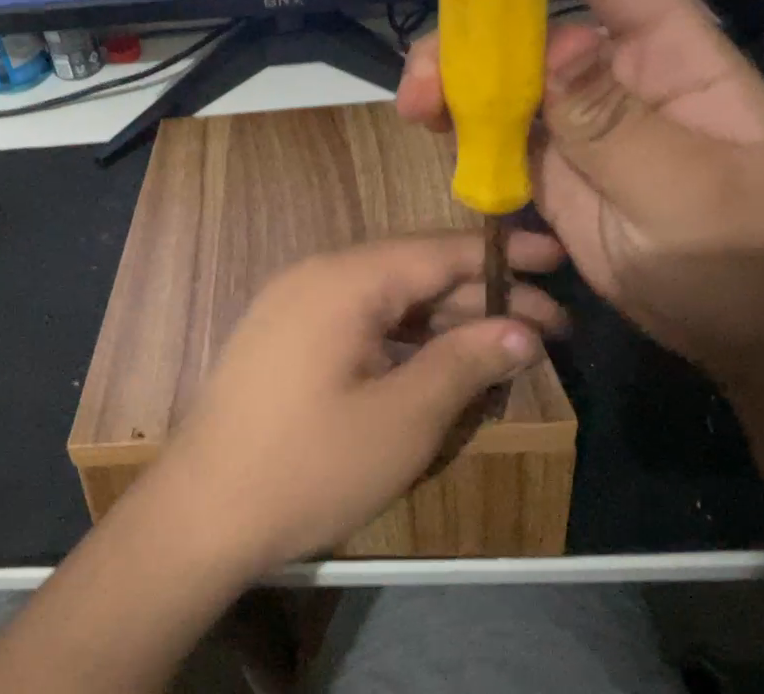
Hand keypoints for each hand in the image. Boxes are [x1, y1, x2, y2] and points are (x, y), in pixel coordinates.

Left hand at [139, 232, 563, 574]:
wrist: (202, 512)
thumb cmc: (310, 465)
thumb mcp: (403, 419)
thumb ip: (465, 363)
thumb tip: (522, 329)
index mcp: (343, 281)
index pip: (437, 252)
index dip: (503, 257)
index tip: (560, 259)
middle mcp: (314, 279)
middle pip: (413, 275)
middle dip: (483, 298)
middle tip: (553, 328)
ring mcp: (291, 309)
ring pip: (386, 302)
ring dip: (445, 323)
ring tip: (507, 350)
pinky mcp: (282, 342)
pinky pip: (357, 325)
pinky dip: (404, 342)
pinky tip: (439, 368)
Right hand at [396, 0, 763, 373]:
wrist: (741, 333)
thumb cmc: (744, 256)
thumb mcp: (687, 188)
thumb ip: (615, 120)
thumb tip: (555, 42)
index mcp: (673, 55)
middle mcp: (616, 73)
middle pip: (534, 20)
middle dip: (472, 30)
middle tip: (425, 69)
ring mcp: (578, 120)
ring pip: (502, 73)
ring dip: (452, 78)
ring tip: (414, 109)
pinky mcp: (549, 165)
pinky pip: (493, 128)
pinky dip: (456, 124)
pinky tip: (426, 132)